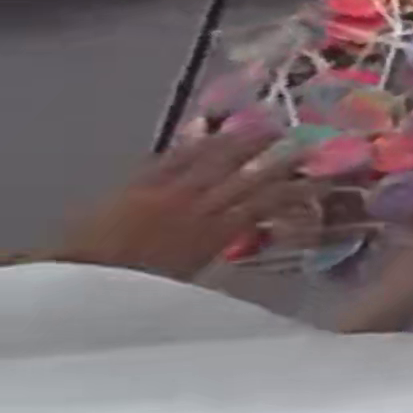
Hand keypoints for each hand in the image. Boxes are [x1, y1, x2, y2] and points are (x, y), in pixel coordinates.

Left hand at [47, 128, 310, 279]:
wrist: (85, 277)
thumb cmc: (149, 284)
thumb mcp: (202, 268)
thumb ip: (230, 242)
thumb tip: (260, 229)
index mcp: (219, 230)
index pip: (271, 202)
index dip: (301, 189)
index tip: (327, 180)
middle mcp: (200, 205)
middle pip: (249, 176)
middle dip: (283, 160)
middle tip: (309, 146)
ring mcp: (167, 191)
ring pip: (214, 160)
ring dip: (244, 142)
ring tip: (269, 128)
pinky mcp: (137, 184)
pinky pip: (171, 158)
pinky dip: (194, 144)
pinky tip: (210, 133)